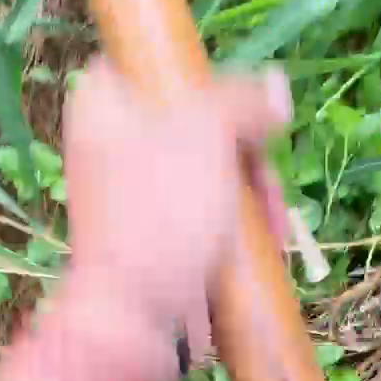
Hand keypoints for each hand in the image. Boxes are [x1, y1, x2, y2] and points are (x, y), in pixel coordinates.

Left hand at [59, 57, 291, 360]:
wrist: (132, 314)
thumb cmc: (160, 213)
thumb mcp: (207, 136)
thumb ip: (241, 101)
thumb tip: (276, 86)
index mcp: (104, 106)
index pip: (151, 66)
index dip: (201, 80)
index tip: (239, 107)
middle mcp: (113, 148)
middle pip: (196, 128)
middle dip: (247, 157)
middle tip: (266, 183)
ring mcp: (133, 199)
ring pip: (208, 177)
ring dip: (250, 199)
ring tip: (272, 228)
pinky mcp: (155, 241)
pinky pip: (204, 219)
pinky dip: (234, 229)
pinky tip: (263, 246)